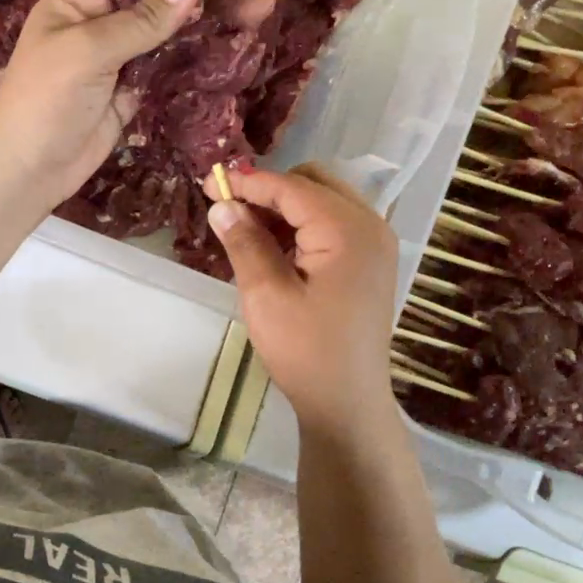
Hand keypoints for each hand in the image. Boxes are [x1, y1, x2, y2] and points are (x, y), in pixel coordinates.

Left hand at [0, 0, 199, 204]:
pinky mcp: (134, 92)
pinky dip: (205, 53)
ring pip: (175, 30)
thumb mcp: (87, 52)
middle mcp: (100, 23)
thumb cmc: (44, 103)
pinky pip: (174, 65)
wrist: (25, 172)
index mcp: (79, 1)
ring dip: (217, 15)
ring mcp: (119, 59)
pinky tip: (240, 38)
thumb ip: (140, 20)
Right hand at [200, 165, 400, 433]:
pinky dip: (301, 225)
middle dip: (268, 190)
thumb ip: (244, 242)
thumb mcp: (265, 294)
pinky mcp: (369, 262)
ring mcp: (375, 244)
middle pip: (314, 183)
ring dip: (284, 207)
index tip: (207, 185)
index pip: (291, 188)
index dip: (247, 183)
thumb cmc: (304, 348)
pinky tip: (272, 248)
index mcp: (347, 230)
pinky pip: (333, 224)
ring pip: (324, 201)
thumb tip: (222, 205)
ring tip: (244, 230)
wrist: (346, 399)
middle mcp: (370, 226)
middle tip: (227, 209)